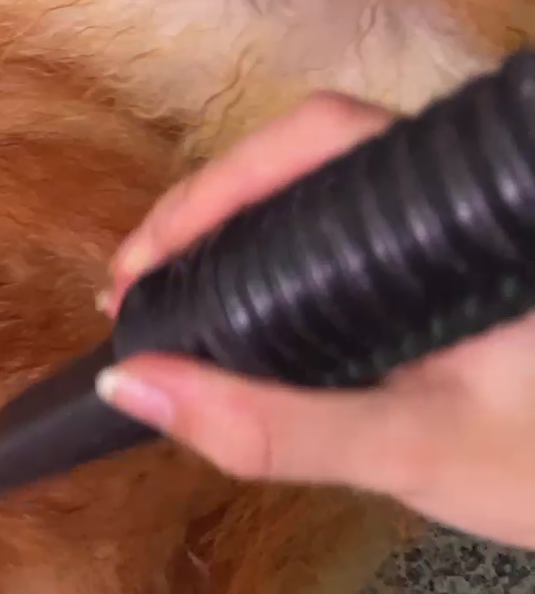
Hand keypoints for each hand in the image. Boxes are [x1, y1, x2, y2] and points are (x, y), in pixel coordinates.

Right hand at [98, 93, 534, 549]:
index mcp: (471, 211)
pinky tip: (209, 307)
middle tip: (128, 294)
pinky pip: (313, 238)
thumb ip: (273, 428)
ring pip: (296, 199)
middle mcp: (455, 200)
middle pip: (293, 162)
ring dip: (208, 242)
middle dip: (189, 220)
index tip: (139, 268)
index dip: (212, 189)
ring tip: (150, 300)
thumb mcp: (412, 454)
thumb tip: (122, 384)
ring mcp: (440, 231)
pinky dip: (243, 265)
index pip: (323, 139)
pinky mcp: (425, 266)